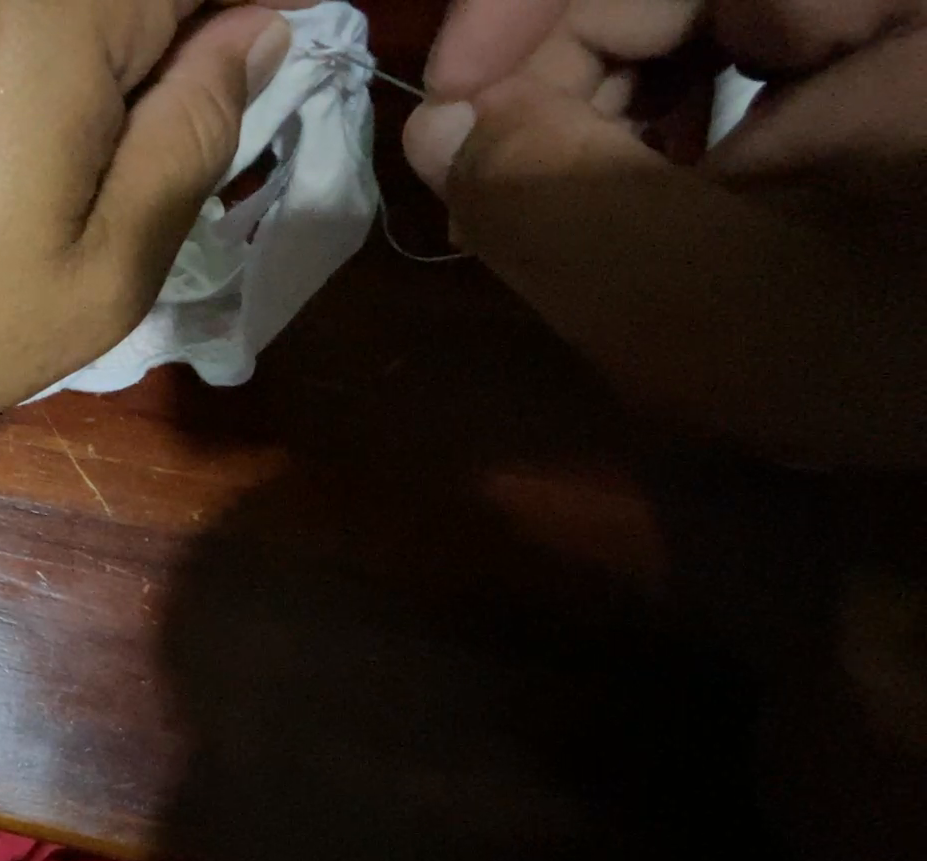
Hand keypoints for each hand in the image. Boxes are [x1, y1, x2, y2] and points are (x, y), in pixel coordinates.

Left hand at [0, 0, 296, 465]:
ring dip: (97, 55)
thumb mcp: (106, 272)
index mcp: (54, 9)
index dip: (234, 24)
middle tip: (139, 144)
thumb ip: (197, 132)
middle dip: (158, 46)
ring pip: (57, 6)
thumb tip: (259, 28)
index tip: (223, 95)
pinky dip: (32, 51)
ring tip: (70, 158)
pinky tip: (4, 137)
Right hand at [402, 0, 926, 467]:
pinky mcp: (883, 50)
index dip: (526, 8)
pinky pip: (724, 51)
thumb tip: (434, 130)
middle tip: (486, 187)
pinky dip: (640, 123)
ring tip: (545, 208)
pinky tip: (624, 194)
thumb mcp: (690, 301)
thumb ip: (550, 206)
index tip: (442, 109)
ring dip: (583, 109)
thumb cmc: (882, 369)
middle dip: (546, 77)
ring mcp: (889, 18)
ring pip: (680, 18)